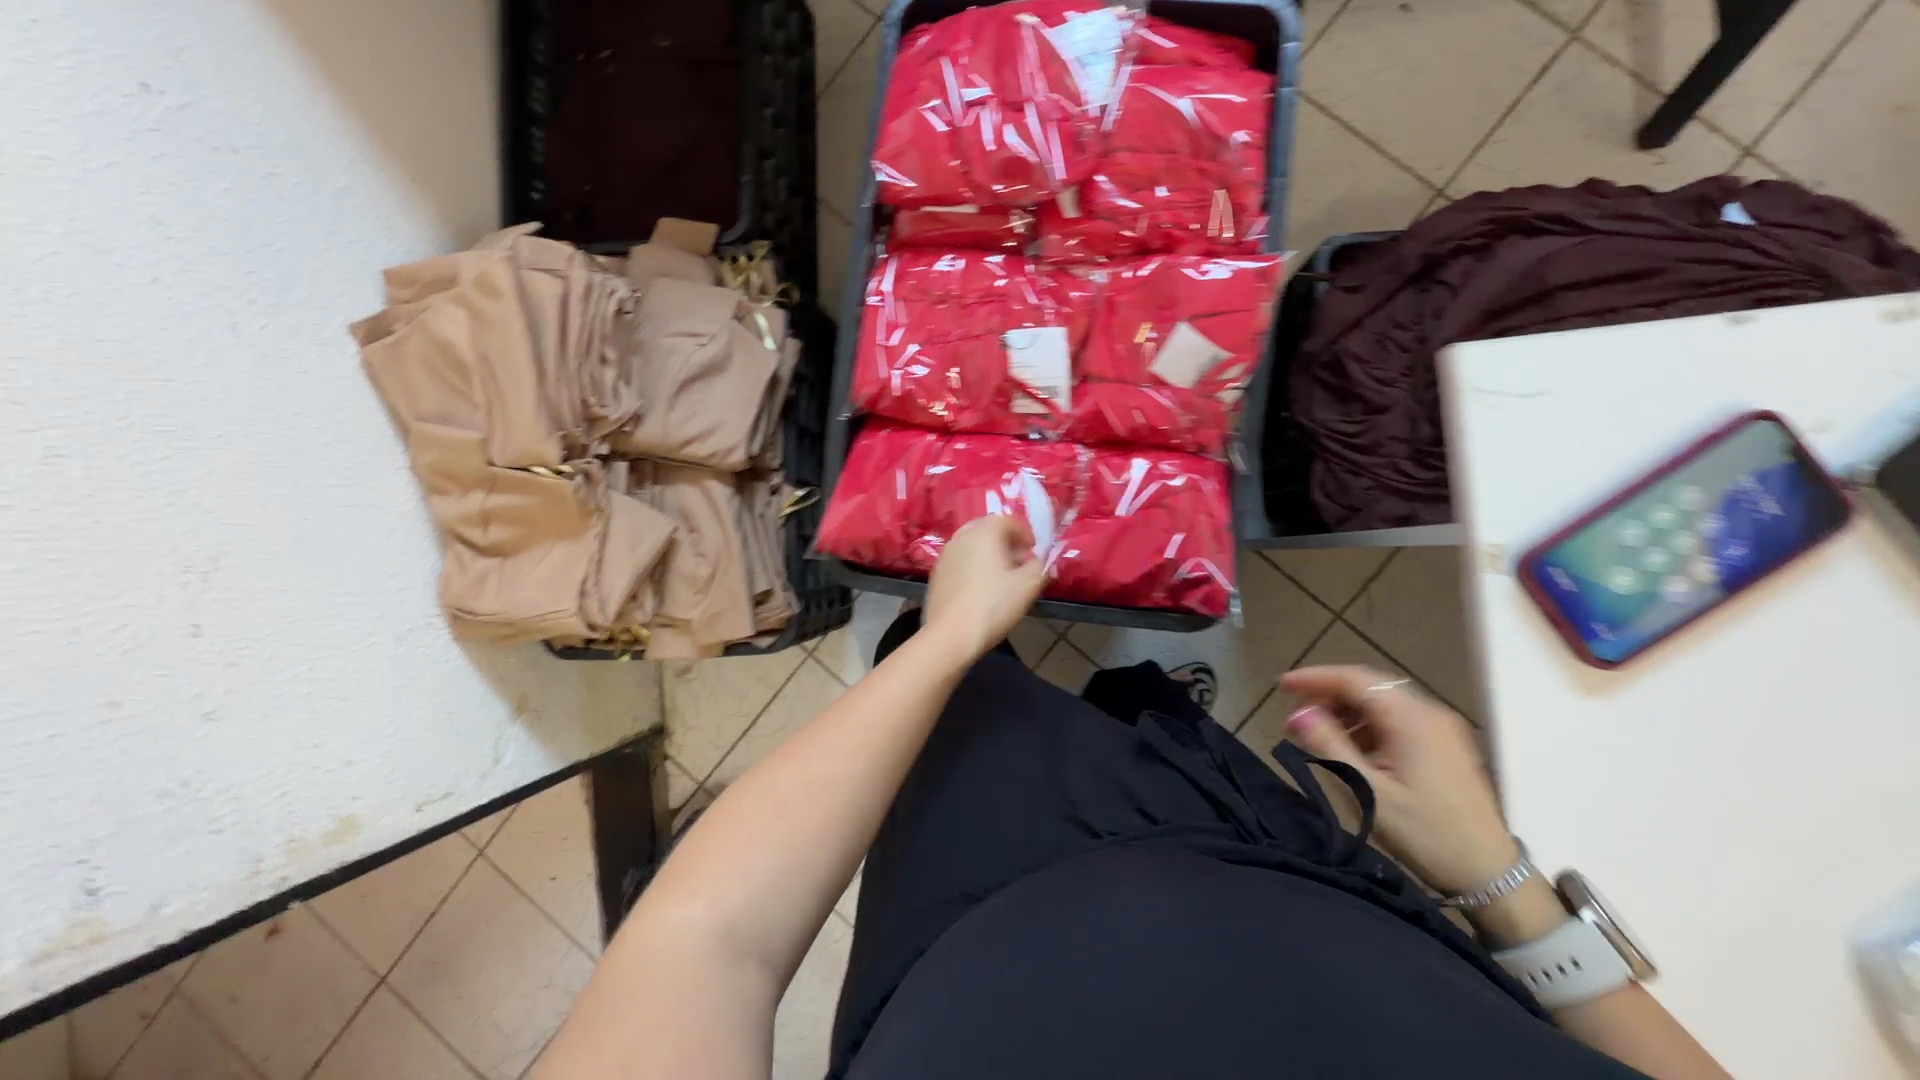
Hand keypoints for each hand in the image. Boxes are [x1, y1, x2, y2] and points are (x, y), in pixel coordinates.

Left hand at [924, 514, 1047, 660]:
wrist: (951, 634)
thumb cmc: (993, 605)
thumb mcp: (1028, 585)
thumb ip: (1039, 566)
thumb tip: (1037, 560)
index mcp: (985, 532)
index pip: (1008, 520)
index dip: (1025, 533)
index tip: (1034, 551)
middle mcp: (962, 536)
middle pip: (987, 529)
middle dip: (1006, 541)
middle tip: (1018, 560)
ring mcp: (945, 554)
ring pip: (971, 544)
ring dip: (988, 553)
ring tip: (1000, 575)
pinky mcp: (936, 573)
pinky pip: (960, 560)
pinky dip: (973, 565)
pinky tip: (980, 587)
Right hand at [1279, 665, 1516, 894]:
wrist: (1489, 873)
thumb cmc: (1425, 834)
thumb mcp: (1368, 792)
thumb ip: (1330, 745)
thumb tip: (1299, 713)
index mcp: (1412, 720)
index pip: (1355, 680)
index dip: (1315, 678)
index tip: (1282, 686)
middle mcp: (1430, 713)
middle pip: (1371, 687)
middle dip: (1328, 695)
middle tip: (1295, 715)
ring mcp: (1442, 729)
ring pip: (1384, 703)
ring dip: (1347, 711)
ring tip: (1317, 734)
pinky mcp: (1446, 746)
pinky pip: (1399, 720)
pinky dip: (1368, 725)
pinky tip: (1352, 749)